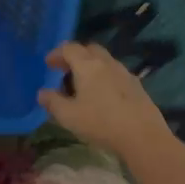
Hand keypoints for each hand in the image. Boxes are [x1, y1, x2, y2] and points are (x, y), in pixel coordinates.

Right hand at [37, 41, 174, 158]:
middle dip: (75, 56)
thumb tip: (42, 93)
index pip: (70, 48)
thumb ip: (52, 102)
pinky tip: (103, 95)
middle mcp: (107, 63)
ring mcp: (124, 72)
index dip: (57, 53)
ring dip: (91, 66)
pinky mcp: (136, 85)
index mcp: (88, 65)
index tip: (48, 63)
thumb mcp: (69, 116)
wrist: (142, 135)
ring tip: (83, 85)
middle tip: (65, 70)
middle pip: (89, 49)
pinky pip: (115, 73)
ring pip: (104, 60)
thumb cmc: (101, 123)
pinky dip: (104, 76)